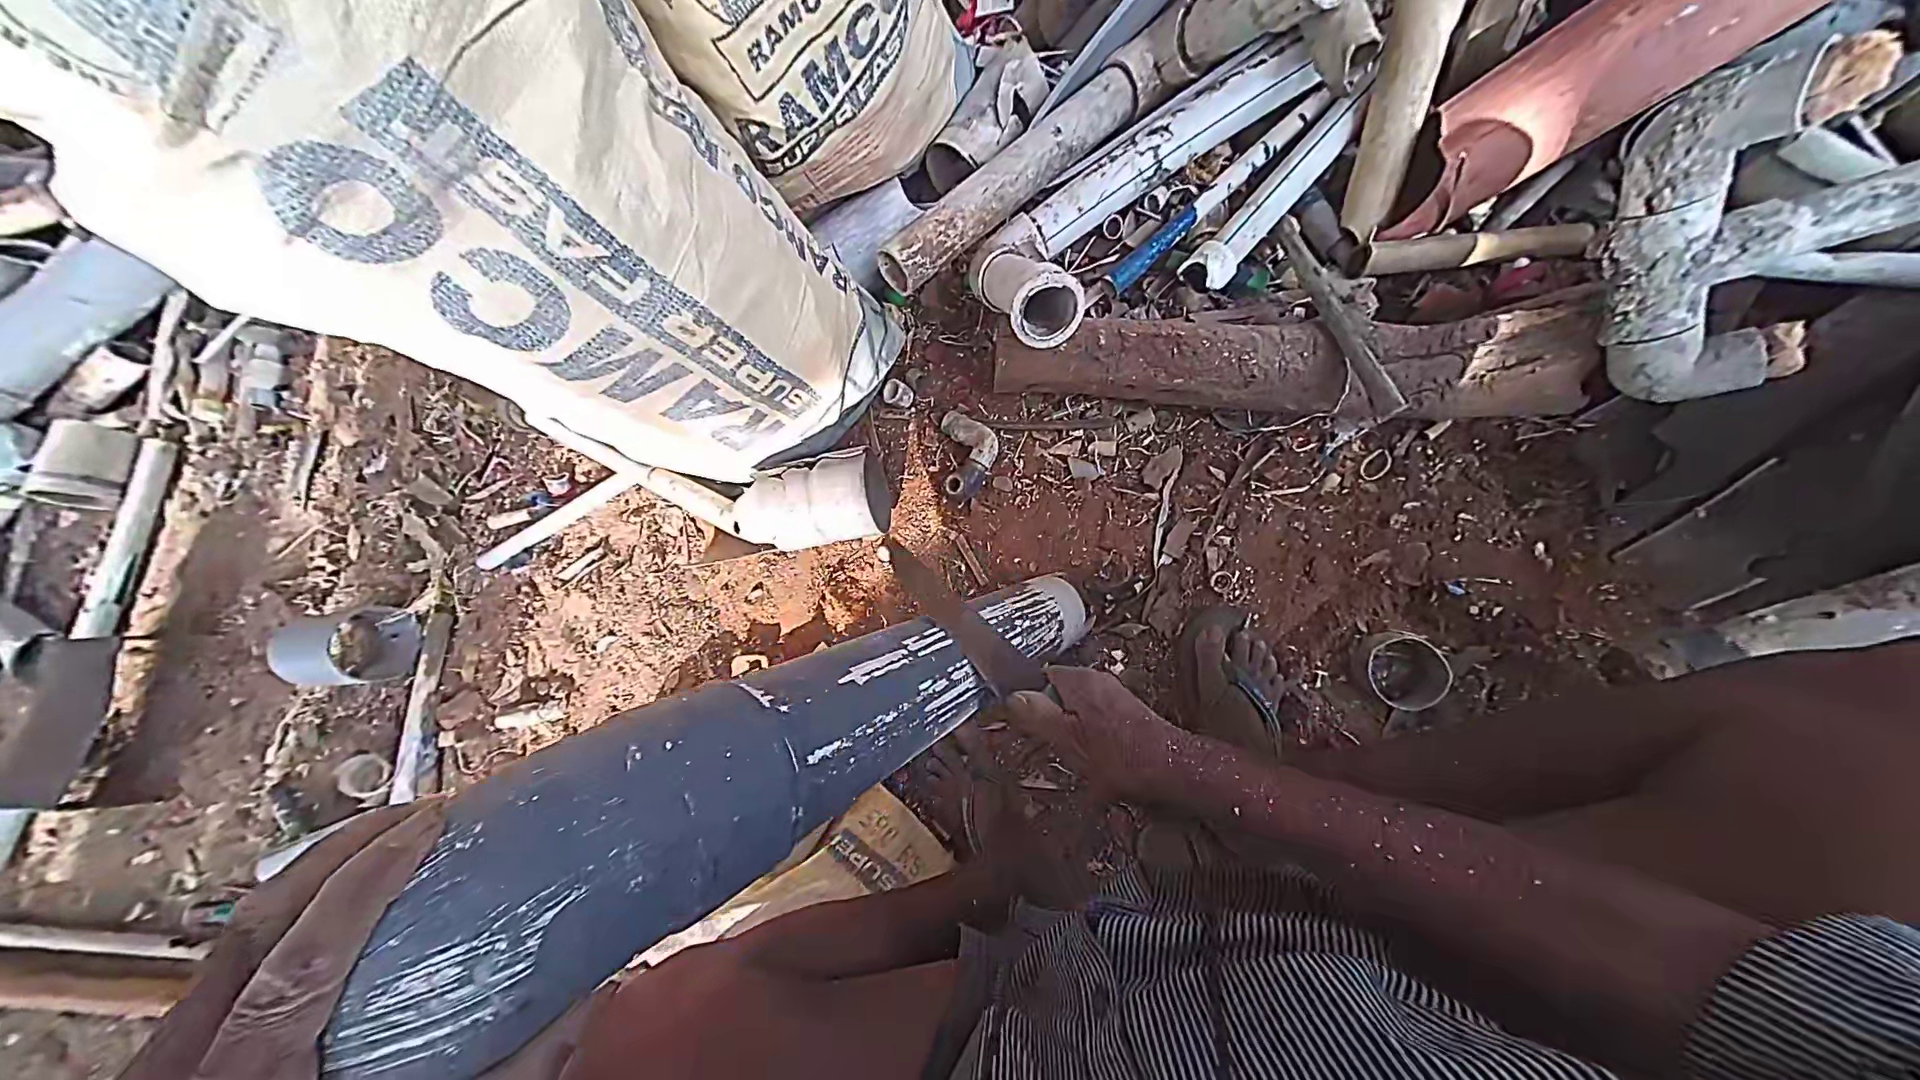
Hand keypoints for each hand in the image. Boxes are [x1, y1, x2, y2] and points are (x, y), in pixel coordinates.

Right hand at [1006, 667, 1192, 802]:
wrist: (1171, 770)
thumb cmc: (1117, 756)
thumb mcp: (1067, 739)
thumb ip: (1037, 715)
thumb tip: (1011, 696)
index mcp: (1079, 680)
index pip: (1041, 675)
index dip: (1028, 697)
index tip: (1023, 723)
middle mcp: (1097, 679)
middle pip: (1058, 691)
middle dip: (1051, 716)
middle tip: (1048, 744)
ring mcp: (1114, 694)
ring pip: (1076, 706)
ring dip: (1070, 729)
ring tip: (1071, 755)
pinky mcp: (1126, 711)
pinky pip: (1094, 717)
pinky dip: (1088, 734)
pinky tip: (1093, 758)